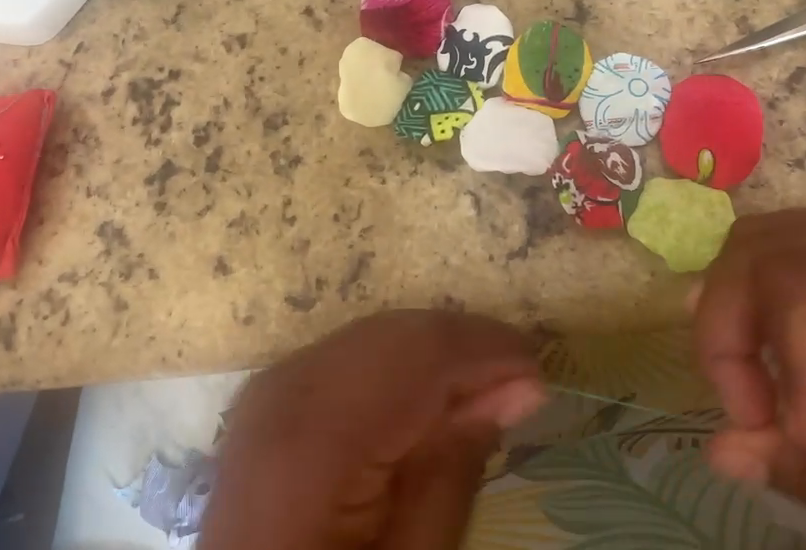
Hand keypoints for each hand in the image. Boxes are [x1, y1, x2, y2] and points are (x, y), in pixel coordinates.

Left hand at [201, 310, 544, 549]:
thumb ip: (454, 470)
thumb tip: (516, 386)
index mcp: (312, 439)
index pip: (414, 353)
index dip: (482, 349)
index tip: (538, 370)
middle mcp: (282, 392)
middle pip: (392, 334)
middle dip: (461, 347)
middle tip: (520, 382)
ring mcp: (267, 388)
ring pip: (372, 335)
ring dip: (432, 354)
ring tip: (483, 390)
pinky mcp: (268, 395)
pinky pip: (347, 353)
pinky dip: (394, 365)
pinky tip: (427, 394)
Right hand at [694, 209, 805, 549]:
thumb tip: (718, 450)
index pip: (792, 286)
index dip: (765, 363)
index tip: (800, 440)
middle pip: (762, 245)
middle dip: (728, 325)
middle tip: (751, 410)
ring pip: (771, 237)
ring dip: (741, 308)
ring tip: (765, 387)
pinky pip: (800, 247)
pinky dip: (769, 297)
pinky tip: (797, 361)